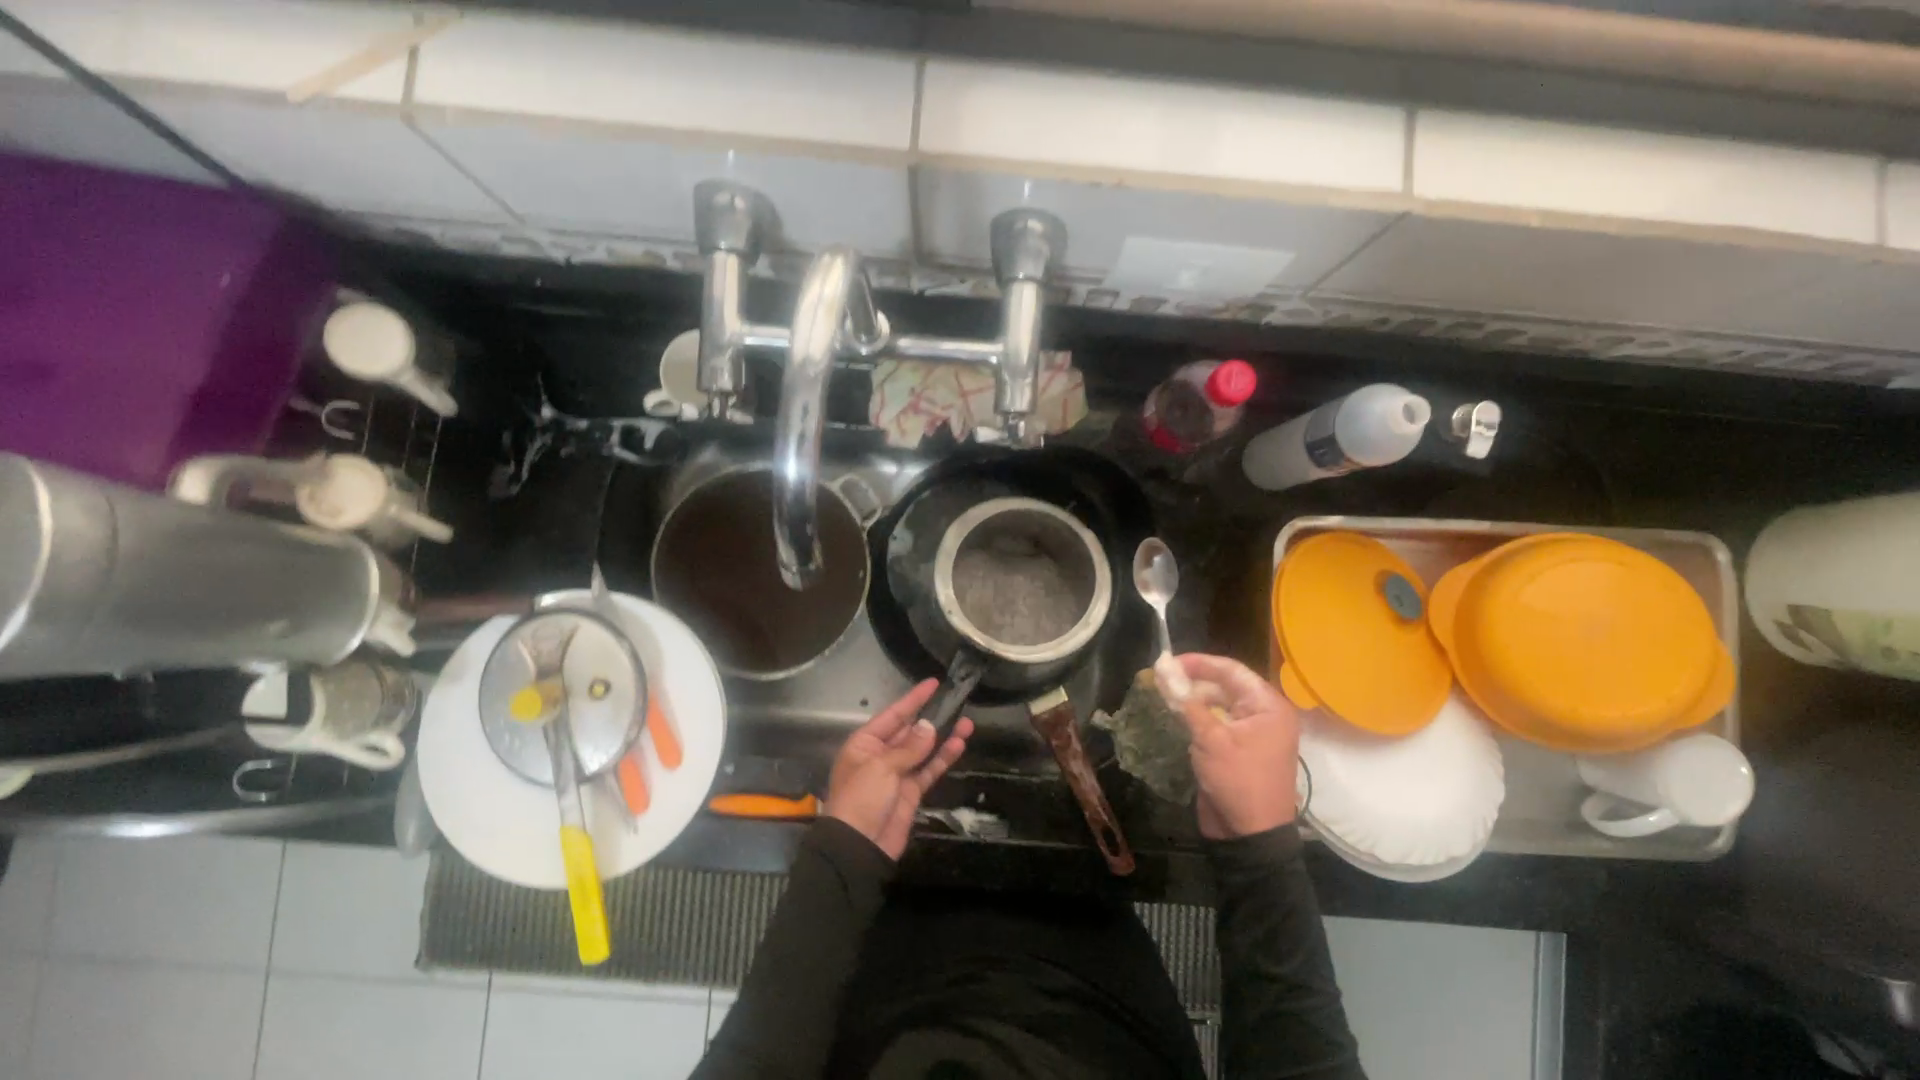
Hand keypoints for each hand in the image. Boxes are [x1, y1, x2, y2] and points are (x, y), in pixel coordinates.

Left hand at [823, 680, 973, 859]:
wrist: (858, 846)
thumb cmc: (861, 799)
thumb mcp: (881, 767)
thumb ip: (908, 748)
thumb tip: (929, 726)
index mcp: (864, 743)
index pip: (893, 715)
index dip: (913, 700)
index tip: (933, 683)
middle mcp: (880, 755)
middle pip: (909, 731)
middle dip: (931, 717)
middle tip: (955, 701)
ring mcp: (897, 774)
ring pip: (923, 750)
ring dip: (943, 737)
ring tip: (967, 722)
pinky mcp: (910, 792)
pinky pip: (929, 770)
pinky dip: (943, 759)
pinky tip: (959, 744)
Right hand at [1174, 654, 1300, 839]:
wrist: (1250, 835)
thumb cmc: (1237, 781)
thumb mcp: (1210, 739)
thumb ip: (1186, 700)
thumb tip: (1162, 667)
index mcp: (1268, 706)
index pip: (1231, 670)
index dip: (1198, 662)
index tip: (1166, 661)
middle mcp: (1264, 714)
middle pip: (1225, 685)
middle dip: (1193, 680)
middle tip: (1160, 678)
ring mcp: (1253, 733)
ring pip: (1220, 704)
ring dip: (1193, 699)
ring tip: (1162, 694)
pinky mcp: (1239, 749)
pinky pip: (1218, 723)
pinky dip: (1198, 717)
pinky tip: (1175, 715)